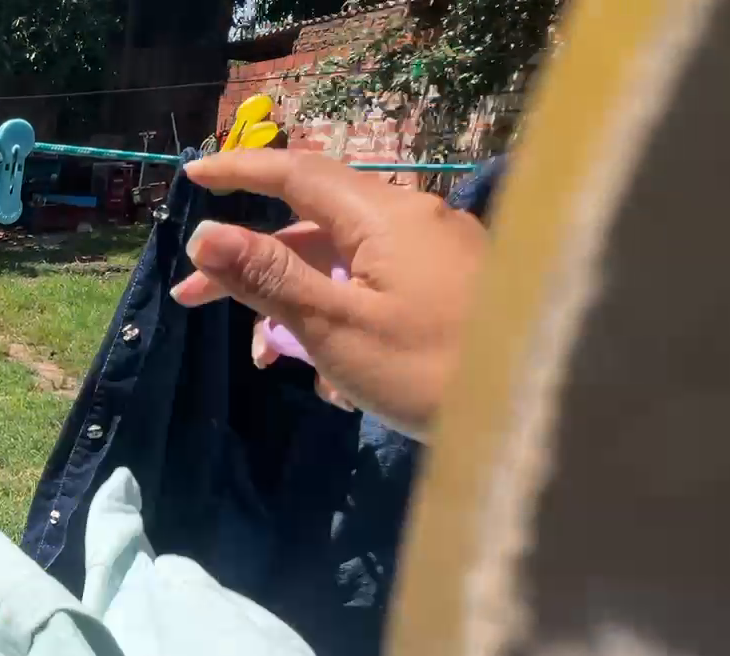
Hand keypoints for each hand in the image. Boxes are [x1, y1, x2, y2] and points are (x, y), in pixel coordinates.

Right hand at [168, 150, 487, 437]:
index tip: (190, 176)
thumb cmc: (428, 367)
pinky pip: (363, 287)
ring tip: (265, 359)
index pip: (298, 176)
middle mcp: (408, 222)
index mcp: (386, 218)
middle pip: (308, 227)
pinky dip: (329, 317)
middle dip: (247, 264)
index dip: (240, 173)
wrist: (539, 408)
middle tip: (189, 298)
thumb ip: (267, 277)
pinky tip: (326, 371)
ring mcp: (426, 255)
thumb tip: (204, 235)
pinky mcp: (437, 287)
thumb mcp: (333, 325)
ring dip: (286, 306)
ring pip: (333, 264)